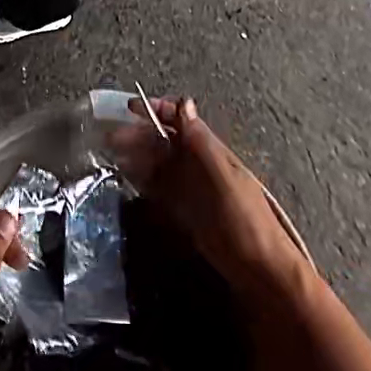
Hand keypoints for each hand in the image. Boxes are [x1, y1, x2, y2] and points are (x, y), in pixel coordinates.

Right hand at [112, 98, 315, 311]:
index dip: (158, 110)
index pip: (182, 120)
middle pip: (166, 142)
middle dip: (140, 135)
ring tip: (111, 155)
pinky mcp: (186, 212)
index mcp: (211, 151)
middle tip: (111, 137)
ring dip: (138, 156)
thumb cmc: (244, 219)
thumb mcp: (222, 176)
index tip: (131, 107)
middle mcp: (200, 165)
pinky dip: (143, 181)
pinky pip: (160, 189)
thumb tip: (184, 102)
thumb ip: (201, 142)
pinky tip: (127, 180)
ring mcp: (192, 189)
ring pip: (160, 165)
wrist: (259, 267)